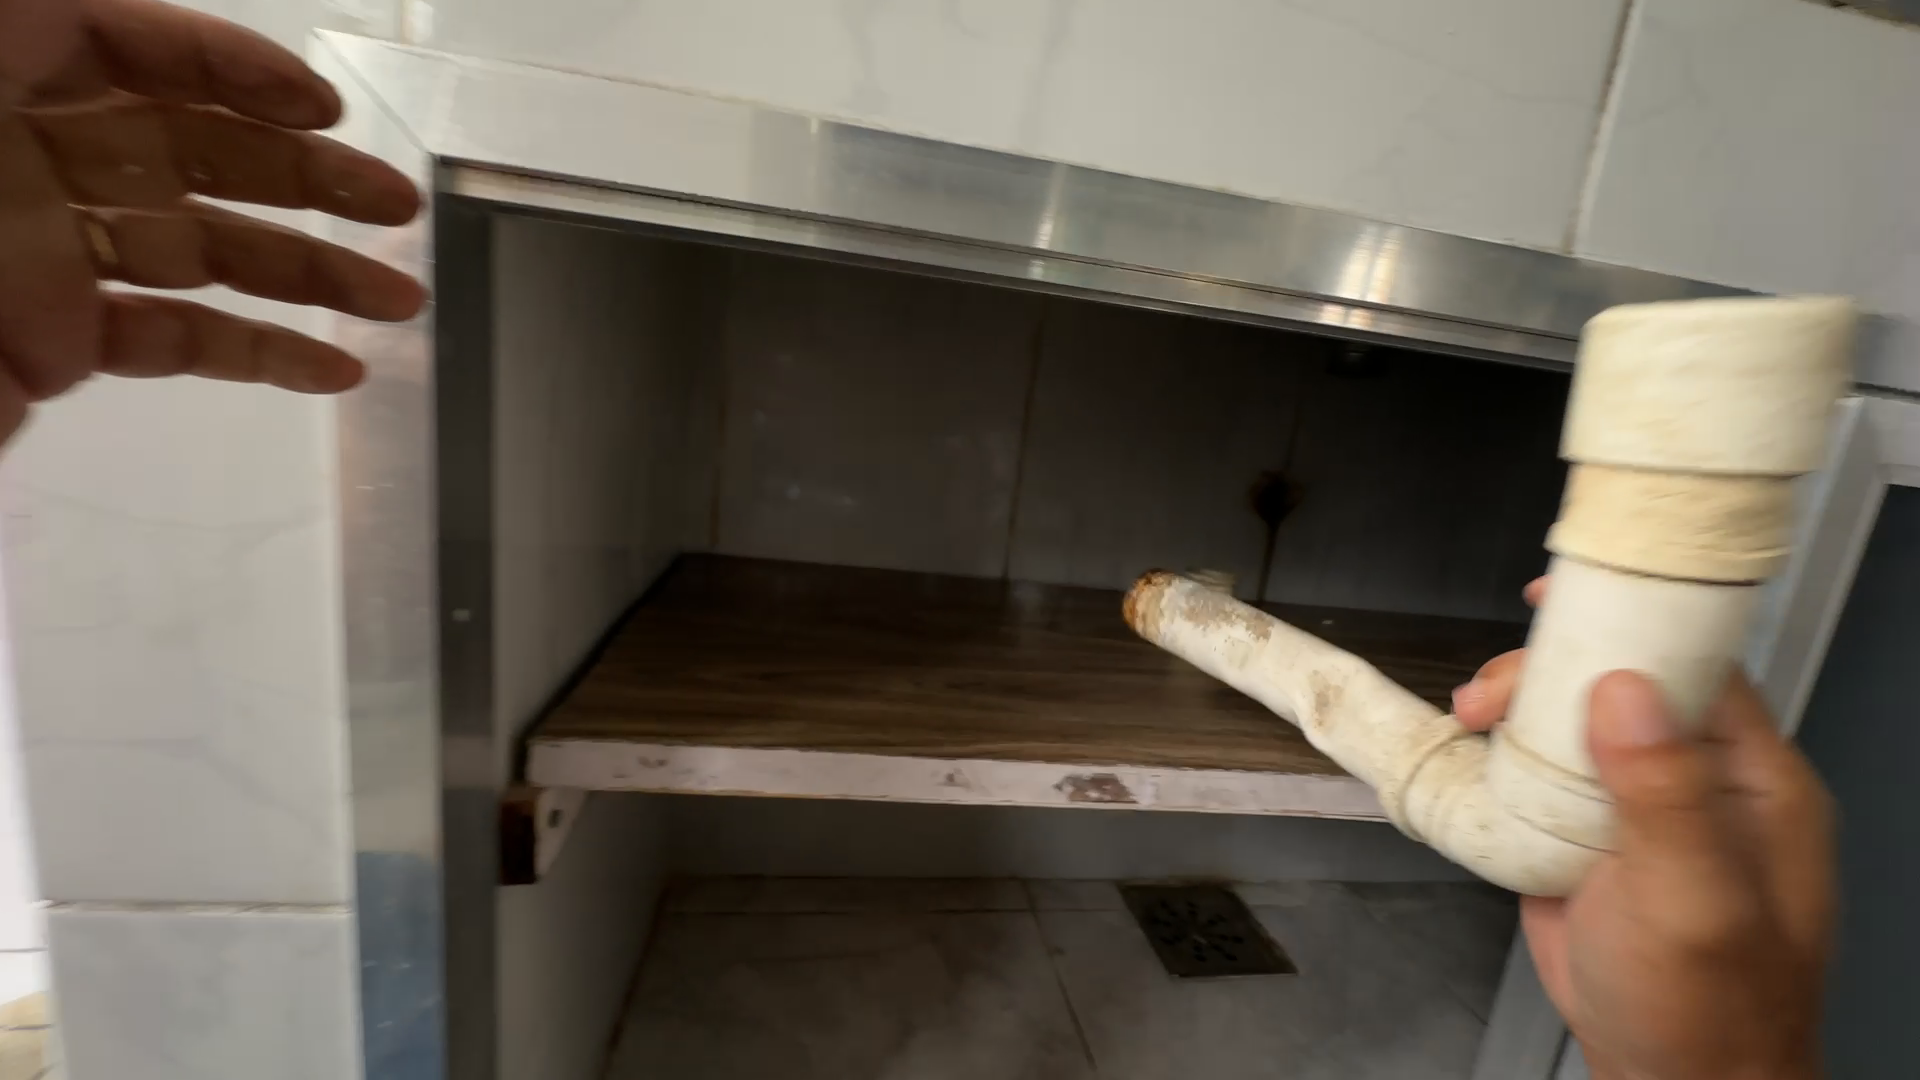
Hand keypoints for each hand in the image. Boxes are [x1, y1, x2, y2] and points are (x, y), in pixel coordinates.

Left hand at [0, 0, 424, 442]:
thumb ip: (29, 26)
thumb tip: (103, 13)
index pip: (116, 41)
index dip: (230, 67)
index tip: (325, 110)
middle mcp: (6, 151)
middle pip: (187, 151)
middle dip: (306, 179)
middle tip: (399, 211)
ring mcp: (34, 252)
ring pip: (204, 252)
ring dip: (313, 277)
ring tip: (401, 304)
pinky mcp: (56, 339)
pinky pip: (179, 339)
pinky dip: (264, 356)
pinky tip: (336, 370)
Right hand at [1453, 577, 1834, 1079]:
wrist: (1662, 1067)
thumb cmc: (1699, 995)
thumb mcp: (1691, 898)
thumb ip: (1667, 795)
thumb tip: (1623, 689)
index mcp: (1748, 781)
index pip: (1694, 670)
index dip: (1628, 625)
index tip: (1553, 601)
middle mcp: (1690, 777)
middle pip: (1609, 686)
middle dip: (1537, 676)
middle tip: (1481, 698)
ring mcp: (1628, 799)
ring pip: (1561, 718)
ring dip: (1508, 706)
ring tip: (1464, 720)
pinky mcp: (1575, 822)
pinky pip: (1532, 761)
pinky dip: (1494, 744)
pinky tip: (1466, 746)